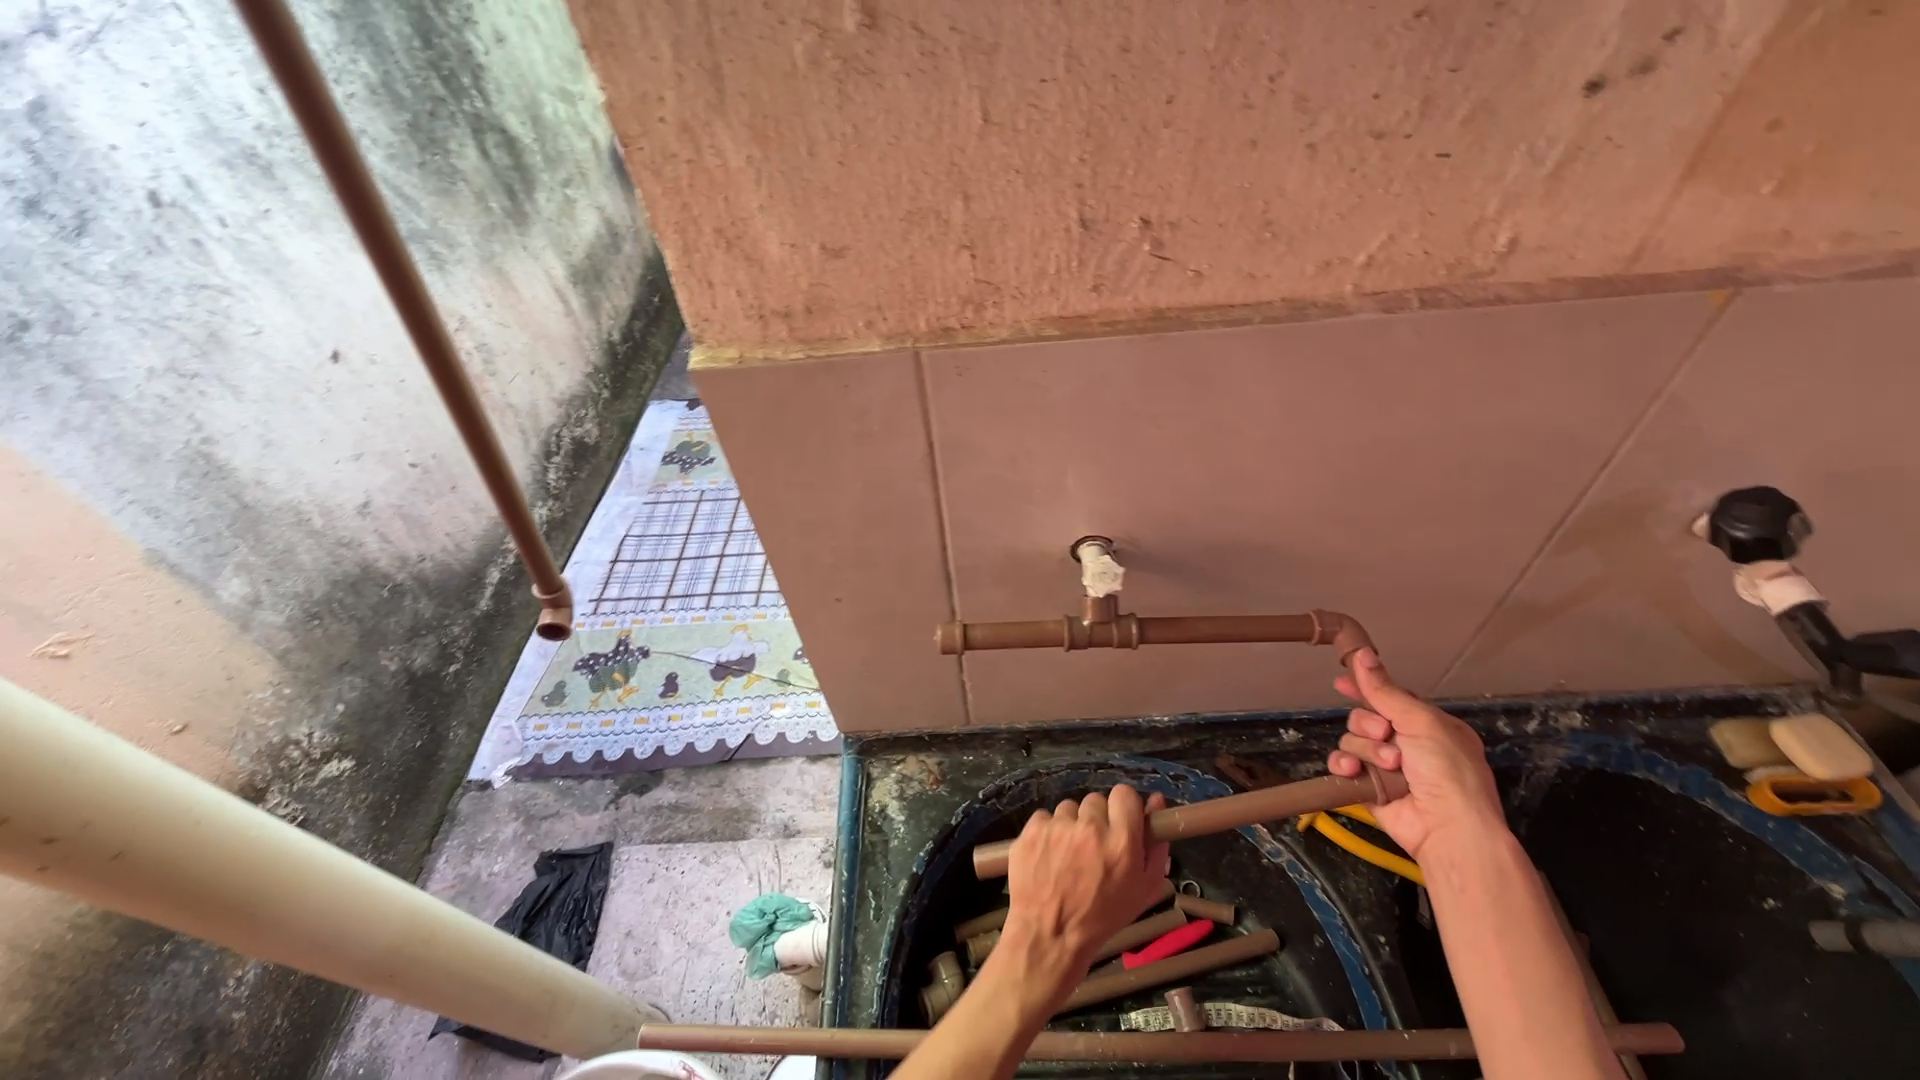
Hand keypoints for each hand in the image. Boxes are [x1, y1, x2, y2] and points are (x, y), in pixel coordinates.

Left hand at [1003, 786, 1170, 985]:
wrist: (1049, 936)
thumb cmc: (1103, 917)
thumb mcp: (1144, 889)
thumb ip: (1155, 844)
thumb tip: (1156, 802)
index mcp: (1121, 841)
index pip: (1124, 794)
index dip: (1123, 807)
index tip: (1120, 823)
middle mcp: (1089, 827)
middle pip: (1096, 801)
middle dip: (1097, 819)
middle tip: (1093, 847)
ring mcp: (1057, 827)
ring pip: (1069, 809)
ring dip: (1071, 825)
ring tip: (1068, 855)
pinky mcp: (1031, 831)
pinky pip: (1044, 818)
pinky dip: (1047, 832)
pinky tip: (1049, 856)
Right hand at [1326, 648, 1505, 859]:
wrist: (1448, 828)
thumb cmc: (1447, 770)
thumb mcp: (1421, 722)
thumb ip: (1385, 691)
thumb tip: (1362, 652)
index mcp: (1428, 726)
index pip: (1391, 698)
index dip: (1367, 688)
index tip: (1341, 681)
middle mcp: (1407, 744)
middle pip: (1365, 718)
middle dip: (1369, 724)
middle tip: (1384, 734)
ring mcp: (1386, 767)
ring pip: (1352, 741)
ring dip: (1365, 750)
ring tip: (1387, 766)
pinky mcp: (1368, 787)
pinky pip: (1343, 766)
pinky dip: (1344, 766)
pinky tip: (1352, 772)